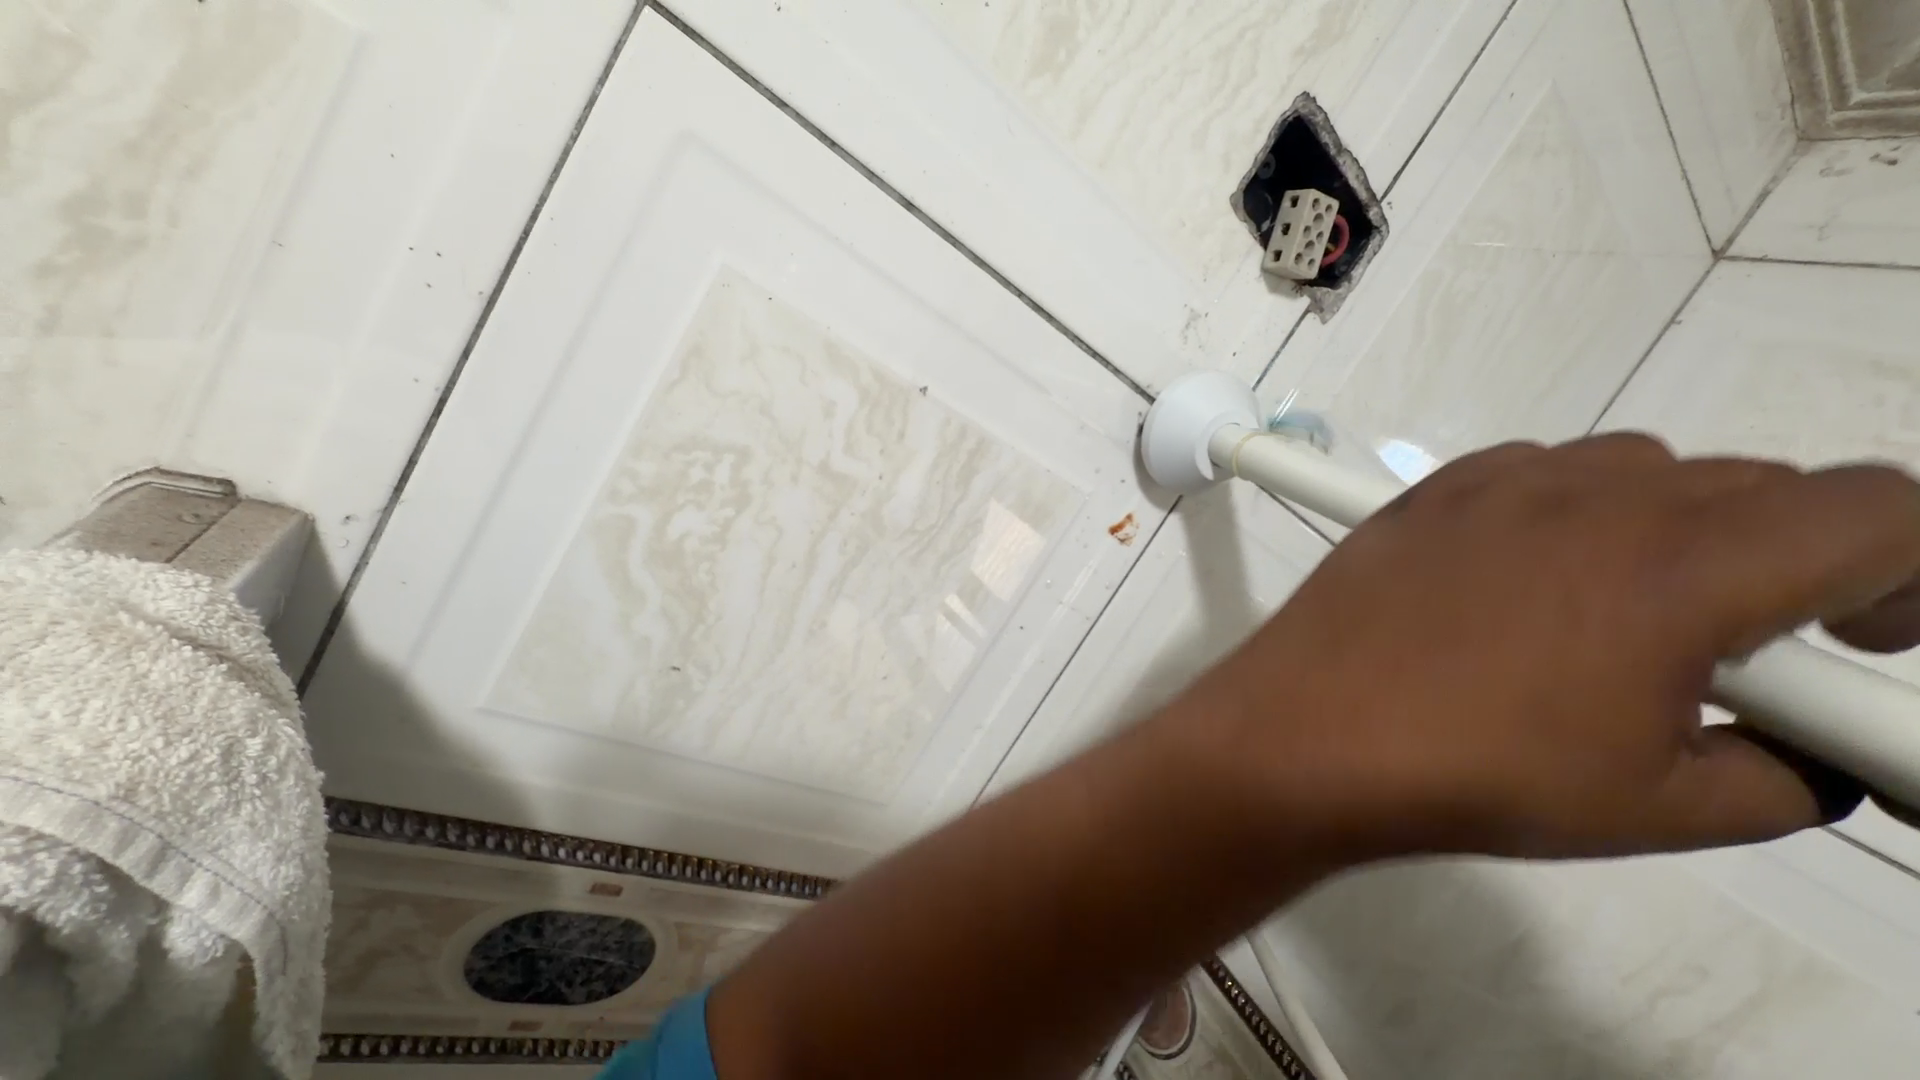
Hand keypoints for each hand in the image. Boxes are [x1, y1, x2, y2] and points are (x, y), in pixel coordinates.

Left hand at [1185, 434, 1919, 859]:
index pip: (1877, 507)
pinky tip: (1526, 581)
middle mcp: (1597, 498)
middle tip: (1737, 649)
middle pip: (1760, 487)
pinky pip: (1538, 472)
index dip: (1907, 571)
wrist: (1305, 737)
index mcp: (1682, 568)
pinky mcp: (1431, 492)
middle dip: (1788, 560)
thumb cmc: (1474, 775)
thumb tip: (1811, 758)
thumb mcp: (1660, 808)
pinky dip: (1570, 511)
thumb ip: (1785, 777)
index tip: (1862, 641)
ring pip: (1646, 470)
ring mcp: (1501, 483)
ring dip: (1674, 528)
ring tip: (1621, 614)